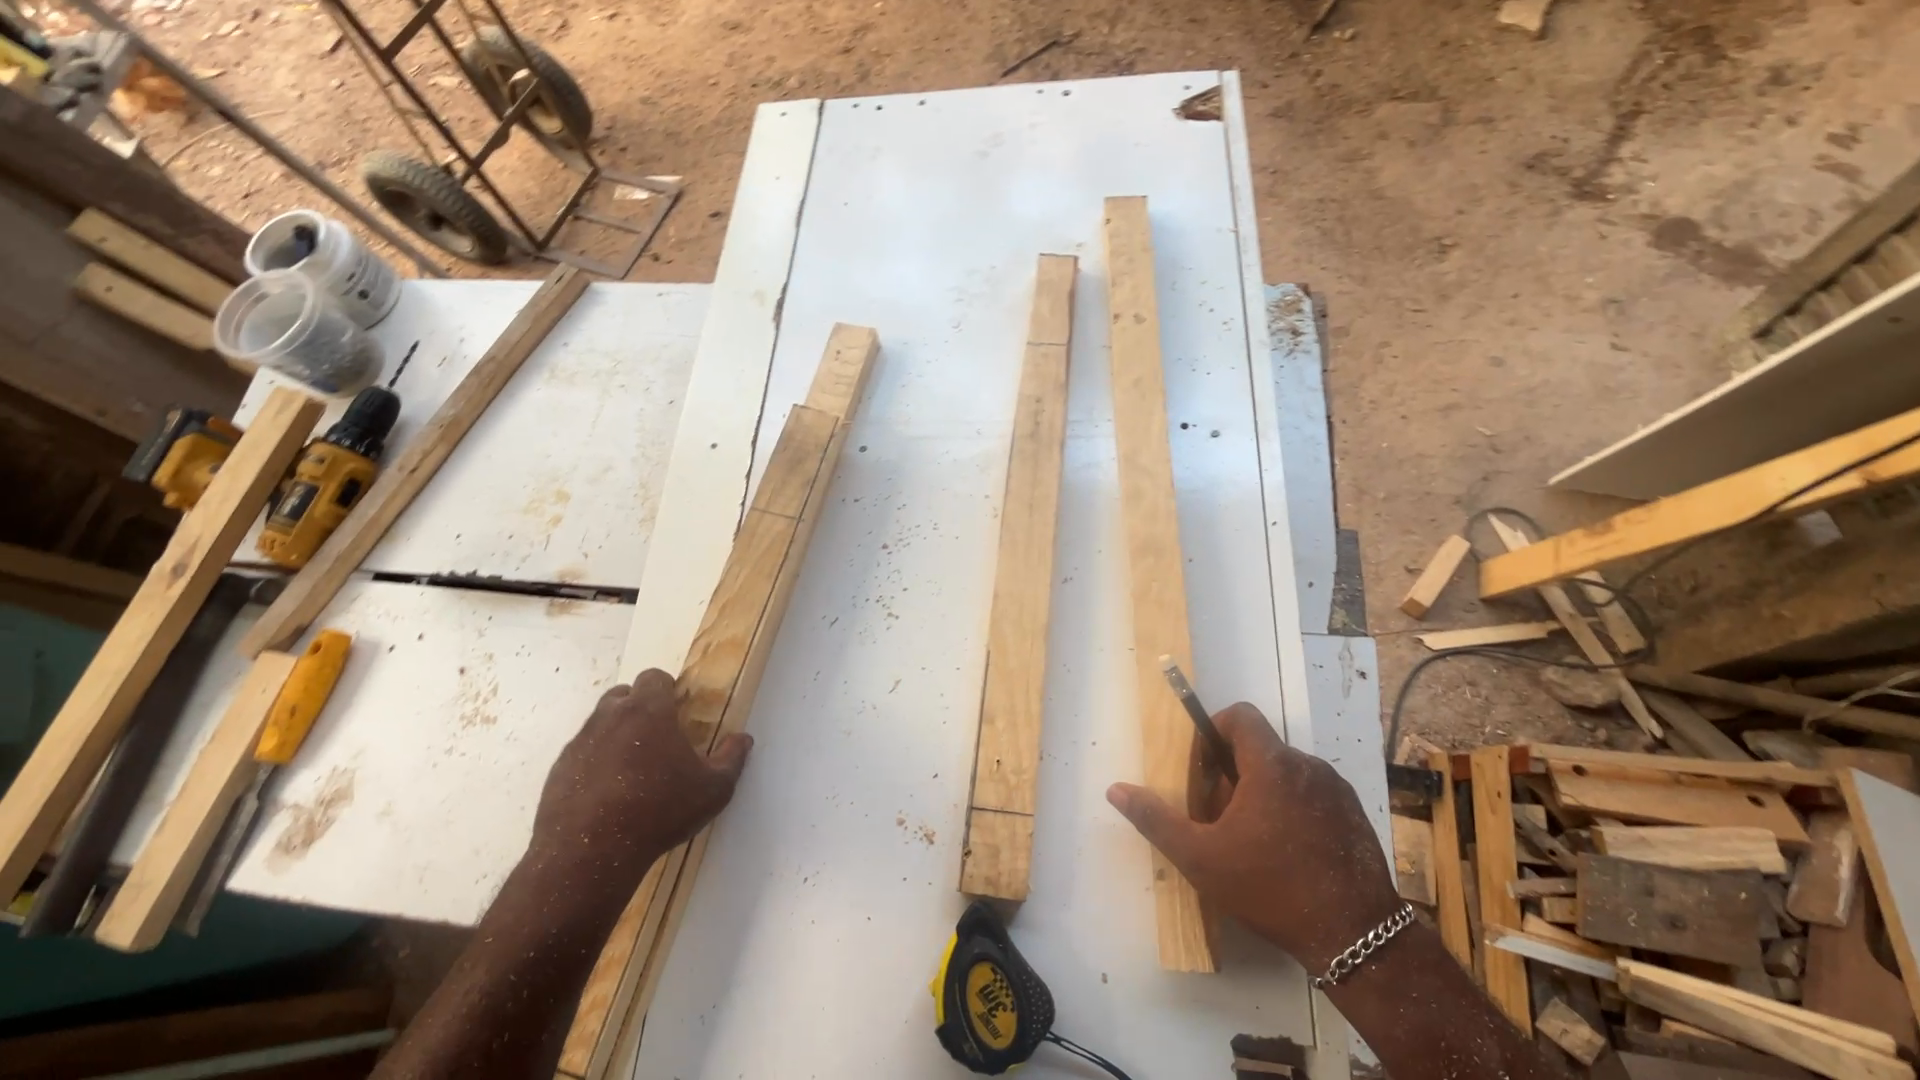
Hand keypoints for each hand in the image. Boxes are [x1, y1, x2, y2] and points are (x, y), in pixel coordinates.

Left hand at [530, 669, 751, 879]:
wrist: (591, 852)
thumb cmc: (660, 811)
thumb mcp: (713, 789)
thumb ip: (731, 759)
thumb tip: (743, 739)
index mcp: (648, 711)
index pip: (654, 677)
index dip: (667, 689)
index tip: (677, 711)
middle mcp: (610, 717)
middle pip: (623, 695)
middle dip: (639, 708)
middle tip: (657, 739)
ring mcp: (579, 743)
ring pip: (599, 724)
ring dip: (616, 735)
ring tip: (632, 771)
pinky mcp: (558, 770)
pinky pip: (581, 755)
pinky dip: (594, 764)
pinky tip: (607, 795)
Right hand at [1106, 703, 1400, 970]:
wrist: (1356, 936)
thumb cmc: (1270, 889)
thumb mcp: (1200, 858)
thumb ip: (1155, 819)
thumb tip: (1116, 789)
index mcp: (1271, 766)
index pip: (1240, 716)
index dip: (1213, 730)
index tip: (1201, 769)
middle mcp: (1308, 767)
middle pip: (1260, 749)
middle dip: (1232, 774)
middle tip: (1217, 818)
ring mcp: (1337, 791)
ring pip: (1286, 775)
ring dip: (1262, 793)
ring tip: (1251, 841)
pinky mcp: (1354, 816)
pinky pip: (1312, 796)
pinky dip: (1291, 810)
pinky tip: (1286, 855)